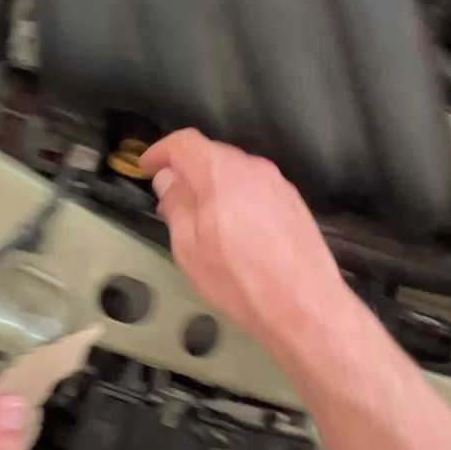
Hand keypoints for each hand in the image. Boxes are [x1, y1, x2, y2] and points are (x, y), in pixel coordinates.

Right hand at [141, 129, 353, 360]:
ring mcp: (278, 184)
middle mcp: (253, 169)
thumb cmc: (239, 281)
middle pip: (212, 154)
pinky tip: (234, 230)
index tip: (146, 167)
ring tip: (201, 220)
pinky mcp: (294, 203)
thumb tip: (168, 179)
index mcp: (221, 174)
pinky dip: (237, 198)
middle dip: (187, 171)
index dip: (160, 151)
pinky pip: (256, 189)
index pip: (184, 143)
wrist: (304, 306)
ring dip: (213, 187)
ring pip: (236, 173)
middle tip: (170, 200)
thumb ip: (176, 205)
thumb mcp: (189, 249)